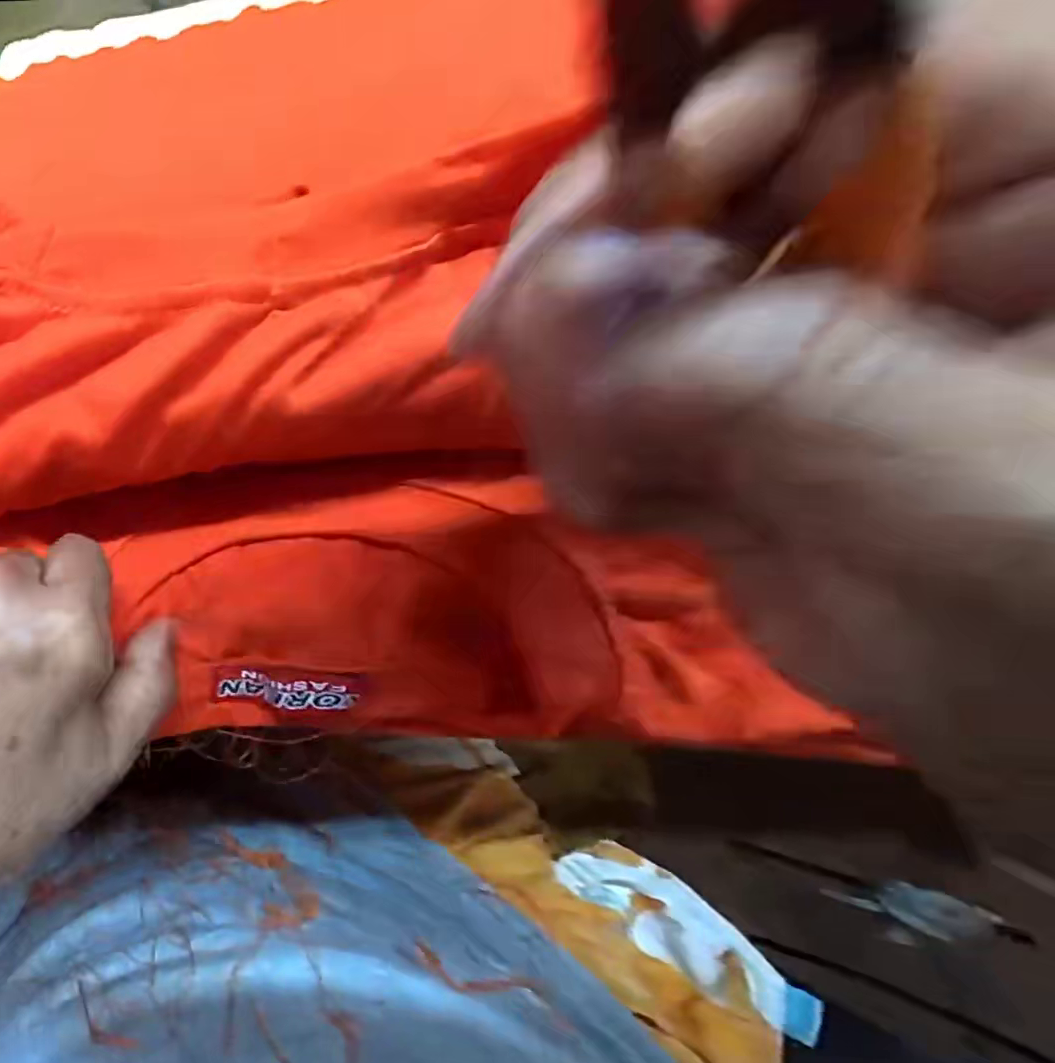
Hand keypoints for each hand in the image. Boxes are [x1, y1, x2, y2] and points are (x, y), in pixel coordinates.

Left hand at [0, 536, 175, 1004]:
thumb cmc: (3, 806)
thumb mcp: (103, 759)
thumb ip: (148, 681)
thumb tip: (165, 622)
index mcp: (64, 620)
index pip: (82, 553)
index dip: (76, 596)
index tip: (57, 638)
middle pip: (23, 565)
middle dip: (23, 604)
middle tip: (2, 667)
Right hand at [455, 1, 1054, 857]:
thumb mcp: (991, 506)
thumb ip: (791, 382)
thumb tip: (572, 292)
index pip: (838, 74)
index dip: (677, 145)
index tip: (553, 275)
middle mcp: (916, 216)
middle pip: (675, 191)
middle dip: (585, 307)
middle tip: (566, 418)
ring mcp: (797, 310)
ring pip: (602, 303)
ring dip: (577, 402)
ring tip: (627, 494)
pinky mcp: (719, 388)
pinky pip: (594, 385)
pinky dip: (584, 449)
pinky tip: (635, 507)